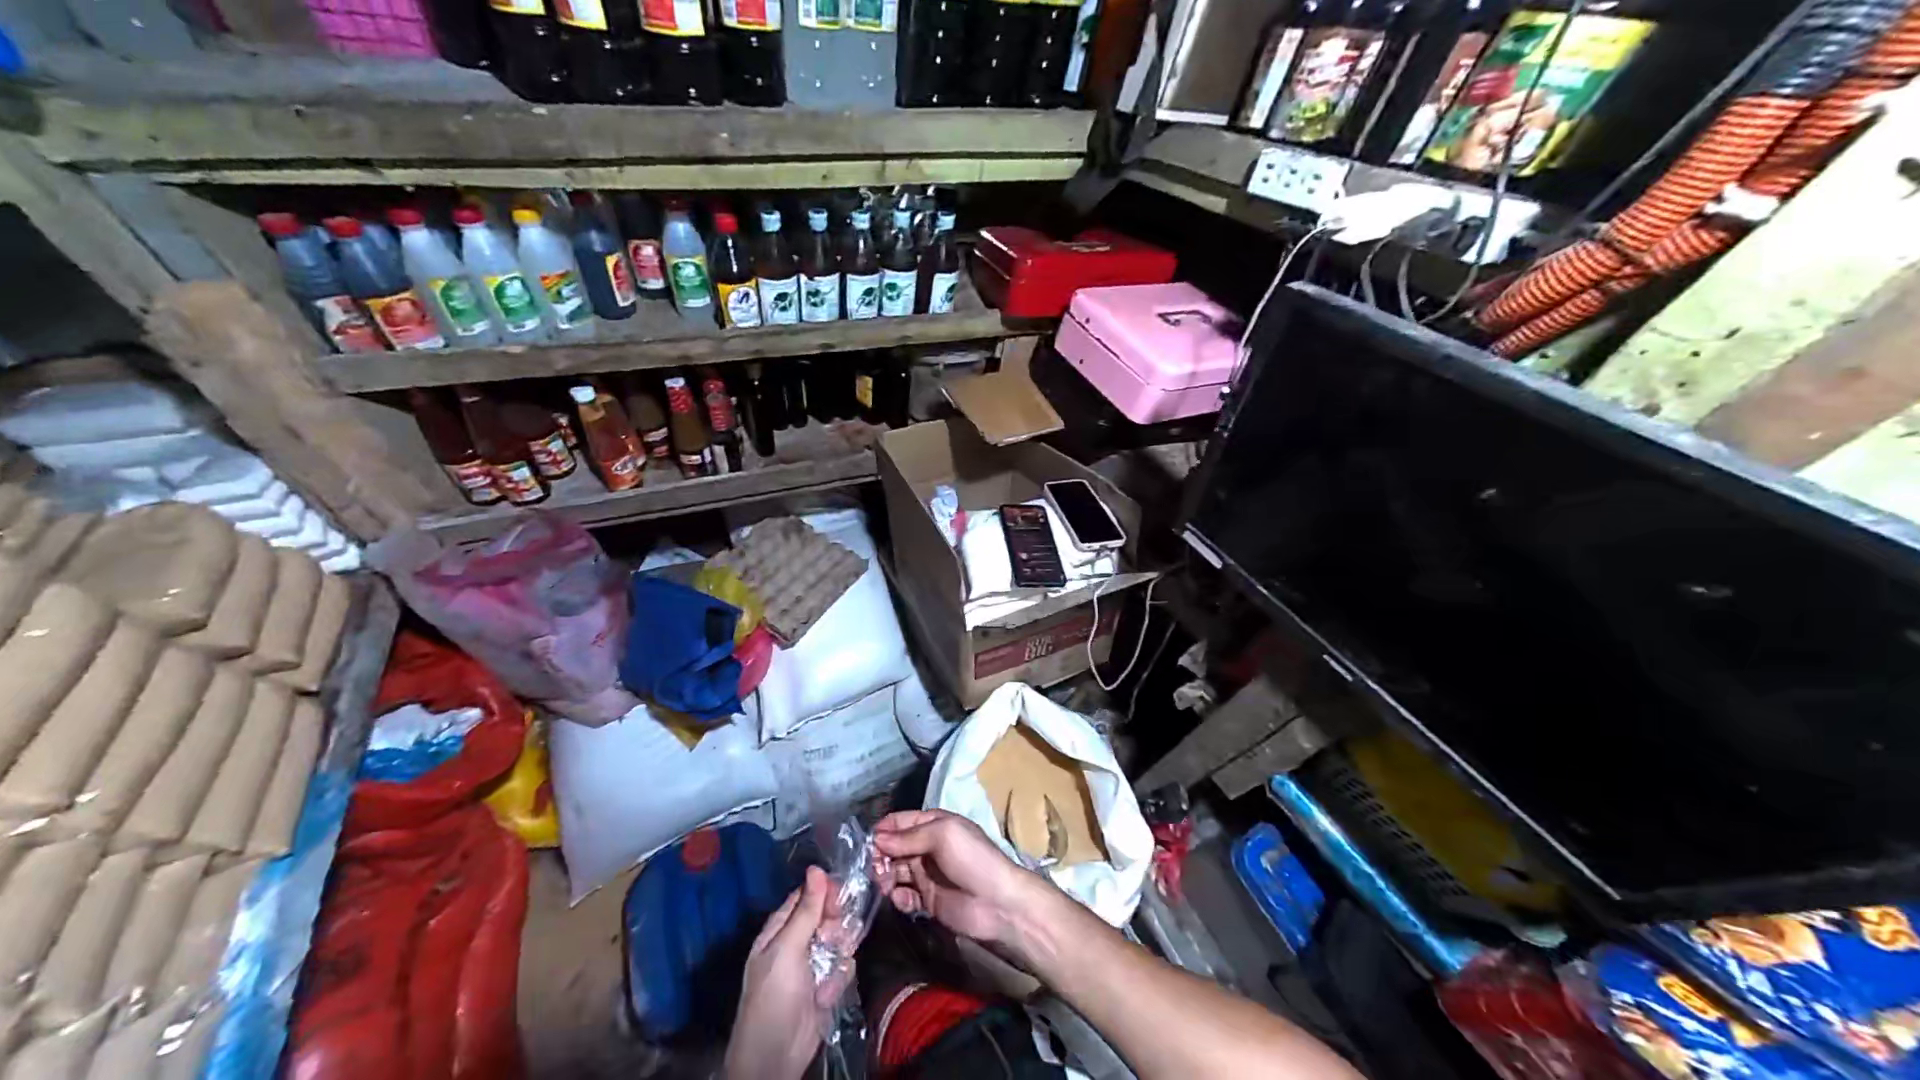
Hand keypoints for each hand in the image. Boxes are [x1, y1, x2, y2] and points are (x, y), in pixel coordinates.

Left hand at [724, 866, 844, 1079]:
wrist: (775, 1056)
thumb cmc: (773, 996)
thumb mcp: (786, 949)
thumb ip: (806, 910)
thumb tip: (817, 868)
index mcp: (779, 929)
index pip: (806, 896)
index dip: (824, 892)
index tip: (842, 893)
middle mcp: (797, 942)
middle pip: (827, 916)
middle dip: (835, 925)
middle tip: (833, 939)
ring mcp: (813, 963)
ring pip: (840, 939)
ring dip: (839, 953)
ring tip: (829, 970)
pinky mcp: (827, 985)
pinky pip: (844, 966)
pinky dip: (839, 977)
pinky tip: (827, 993)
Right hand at [872, 809, 1058, 965]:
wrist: (998, 903)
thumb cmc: (972, 860)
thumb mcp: (942, 835)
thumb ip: (908, 837)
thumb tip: (876, 839)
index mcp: (934, 824)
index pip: (900, 822)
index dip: (882, 830)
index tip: (866, 843)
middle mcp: (928, 847)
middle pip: (894, 848)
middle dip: (880, 856)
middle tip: (872, 869)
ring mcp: (927, 874)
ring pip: (896, 872)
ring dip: (885, 878)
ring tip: (885, 885)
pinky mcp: (928, 901)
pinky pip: (904, 896)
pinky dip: (898, 898)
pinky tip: (902, 900)